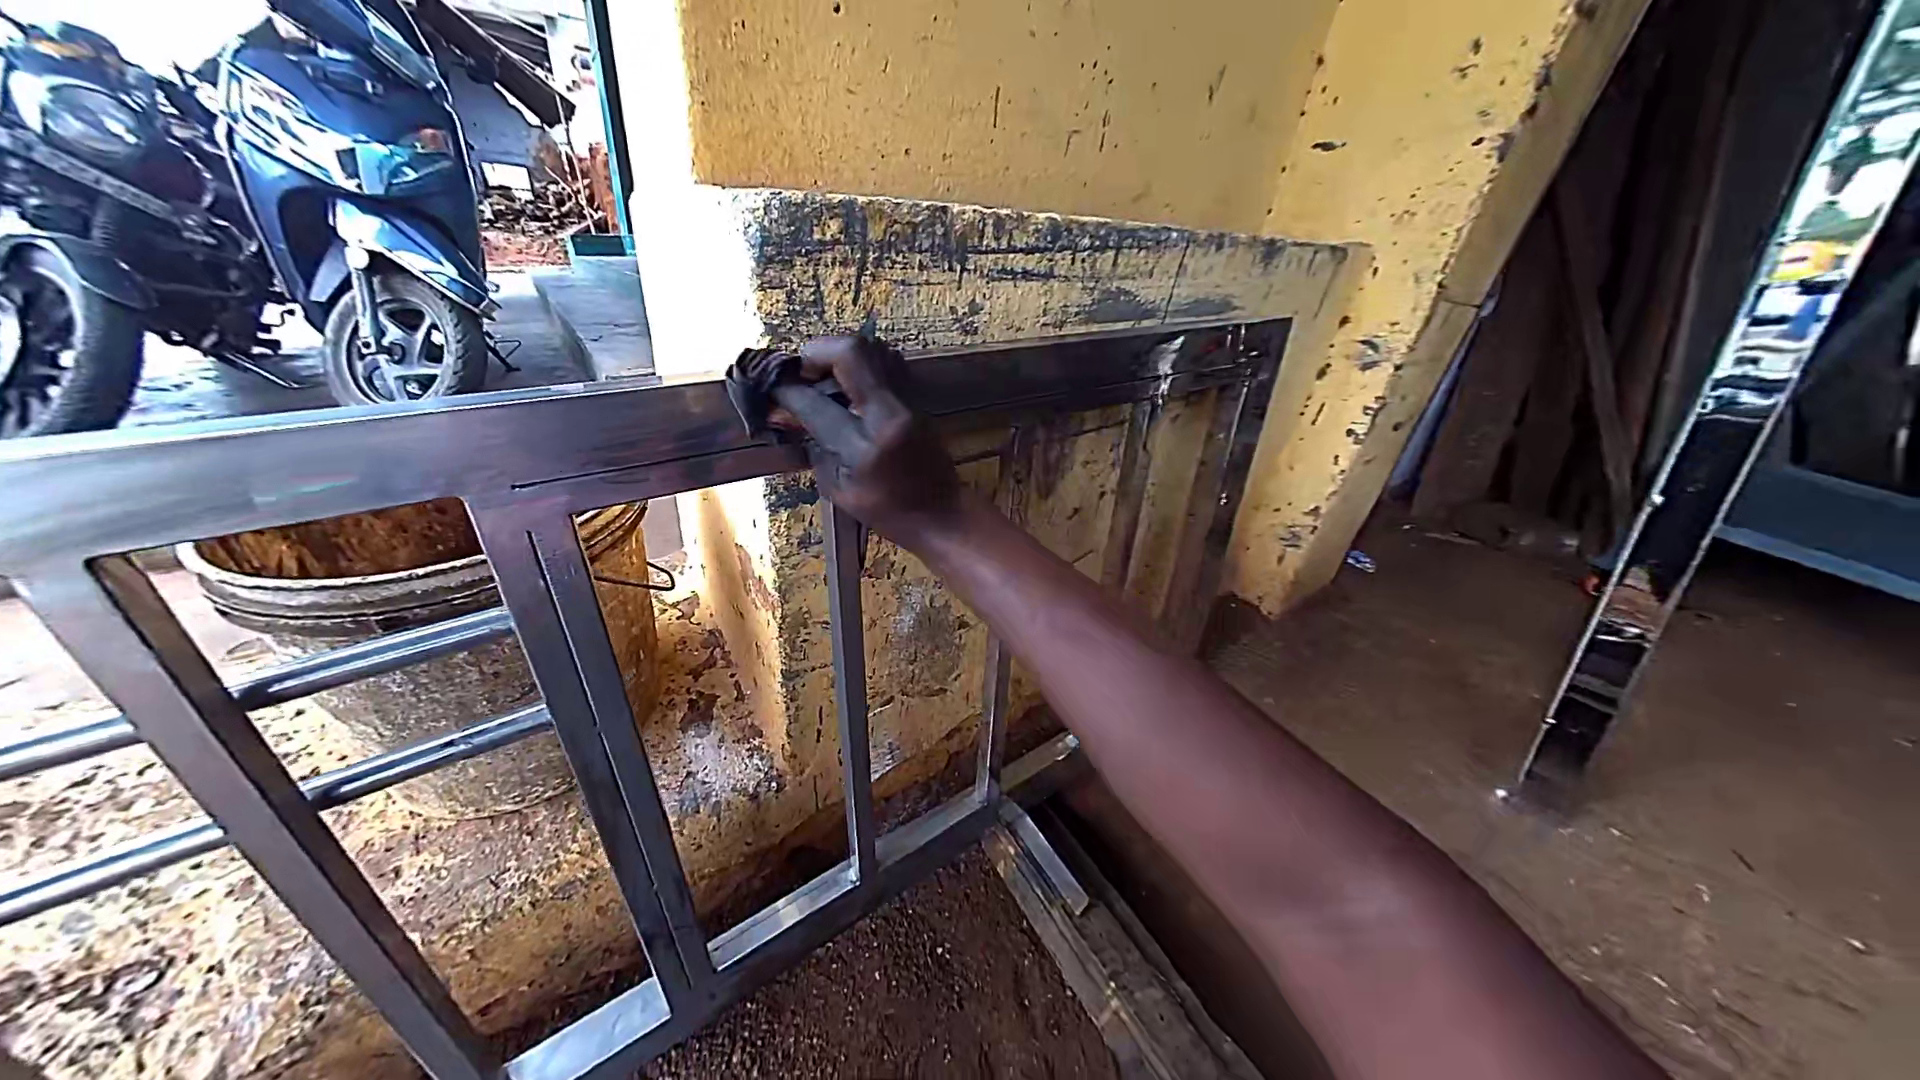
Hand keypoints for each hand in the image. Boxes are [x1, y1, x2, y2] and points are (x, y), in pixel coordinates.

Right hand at [770, 336, 963, 544]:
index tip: (771, 387)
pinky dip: (864, 363)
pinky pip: (889, 362)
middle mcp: (890, 415)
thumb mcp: (839, 488)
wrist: (942, 515)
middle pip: (852, 352)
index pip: (816, 403)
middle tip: (802, 372)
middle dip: (816, 353)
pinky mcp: (920, 399)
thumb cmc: (888, 513)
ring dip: (841, 354)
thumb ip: (814, 445)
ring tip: (824, 375)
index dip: (787, 390)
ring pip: (874, 349)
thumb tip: (790, 412)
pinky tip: (850, 383)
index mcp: (865, 447)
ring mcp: (910, 402)